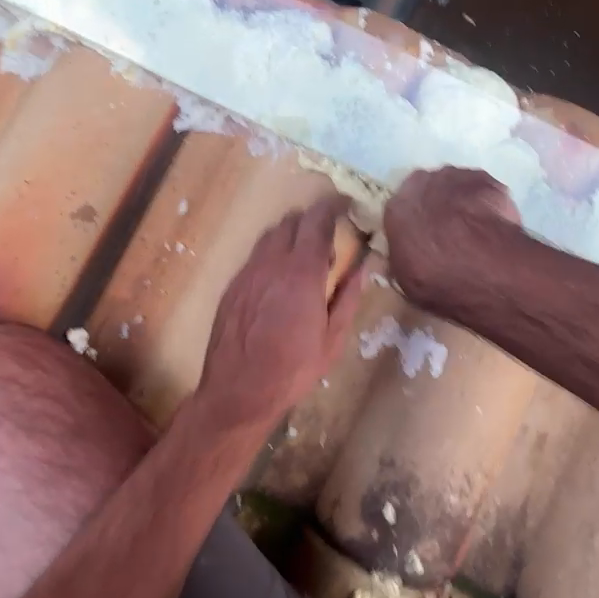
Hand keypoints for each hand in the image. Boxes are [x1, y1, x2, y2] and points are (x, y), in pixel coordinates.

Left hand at [197, 196, 362, 429]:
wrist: (237, 393)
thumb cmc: (293, 370)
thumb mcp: (333, 338)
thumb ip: (349, 296)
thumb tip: (365, 264)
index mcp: (302, 273)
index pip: (318, 221)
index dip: (333, 206)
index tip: (346, 204)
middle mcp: (272, 264)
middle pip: (292, 221)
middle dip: (313, 220)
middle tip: (329, 240)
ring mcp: (248, 273)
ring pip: (271, 235)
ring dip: (291, 236)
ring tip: (304, 262)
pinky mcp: (232, 286)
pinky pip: (255, 256)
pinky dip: (272, 255)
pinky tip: (280, 283)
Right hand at [382, 167, 520, 304]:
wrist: (480, 264)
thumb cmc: (435, 277)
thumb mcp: (405, 277)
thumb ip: (405, 254)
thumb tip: (409, 253)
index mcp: (397, 208)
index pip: (402, 210)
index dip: (416, 223)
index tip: (425, 237)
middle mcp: (422, 183)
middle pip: (429, 190)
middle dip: (440, 207)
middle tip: (452, 233)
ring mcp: (456, 177)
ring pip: (457, 186)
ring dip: (465, 202)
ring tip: (478, 230)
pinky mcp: (486, 179)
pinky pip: (485, 190)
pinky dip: (490, 202)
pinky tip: (497, 224)